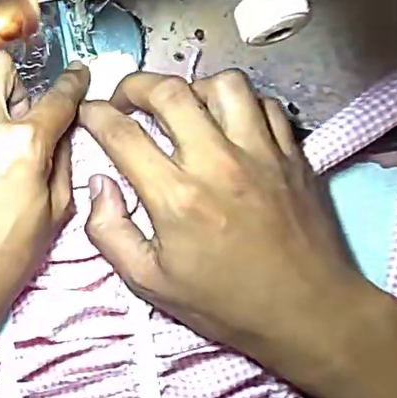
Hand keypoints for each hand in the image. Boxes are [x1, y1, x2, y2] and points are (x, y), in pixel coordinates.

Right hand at [77, 70, 396, 393]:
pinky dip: (240, 103)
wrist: (307, 313)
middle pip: (170, 92)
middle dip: (135, 85)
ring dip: (193, 87)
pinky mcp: (293, 153)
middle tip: (126, 99)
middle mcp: (217, 162)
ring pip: (224, 84)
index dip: (95, 115)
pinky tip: (230, 123)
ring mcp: (261, 152)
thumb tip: (99, 184)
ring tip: (183, 106)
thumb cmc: (224, 304)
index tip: (89, 113)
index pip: (123, 134)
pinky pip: (265, 104)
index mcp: (176, 196)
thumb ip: (110, 232)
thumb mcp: (150, 283)